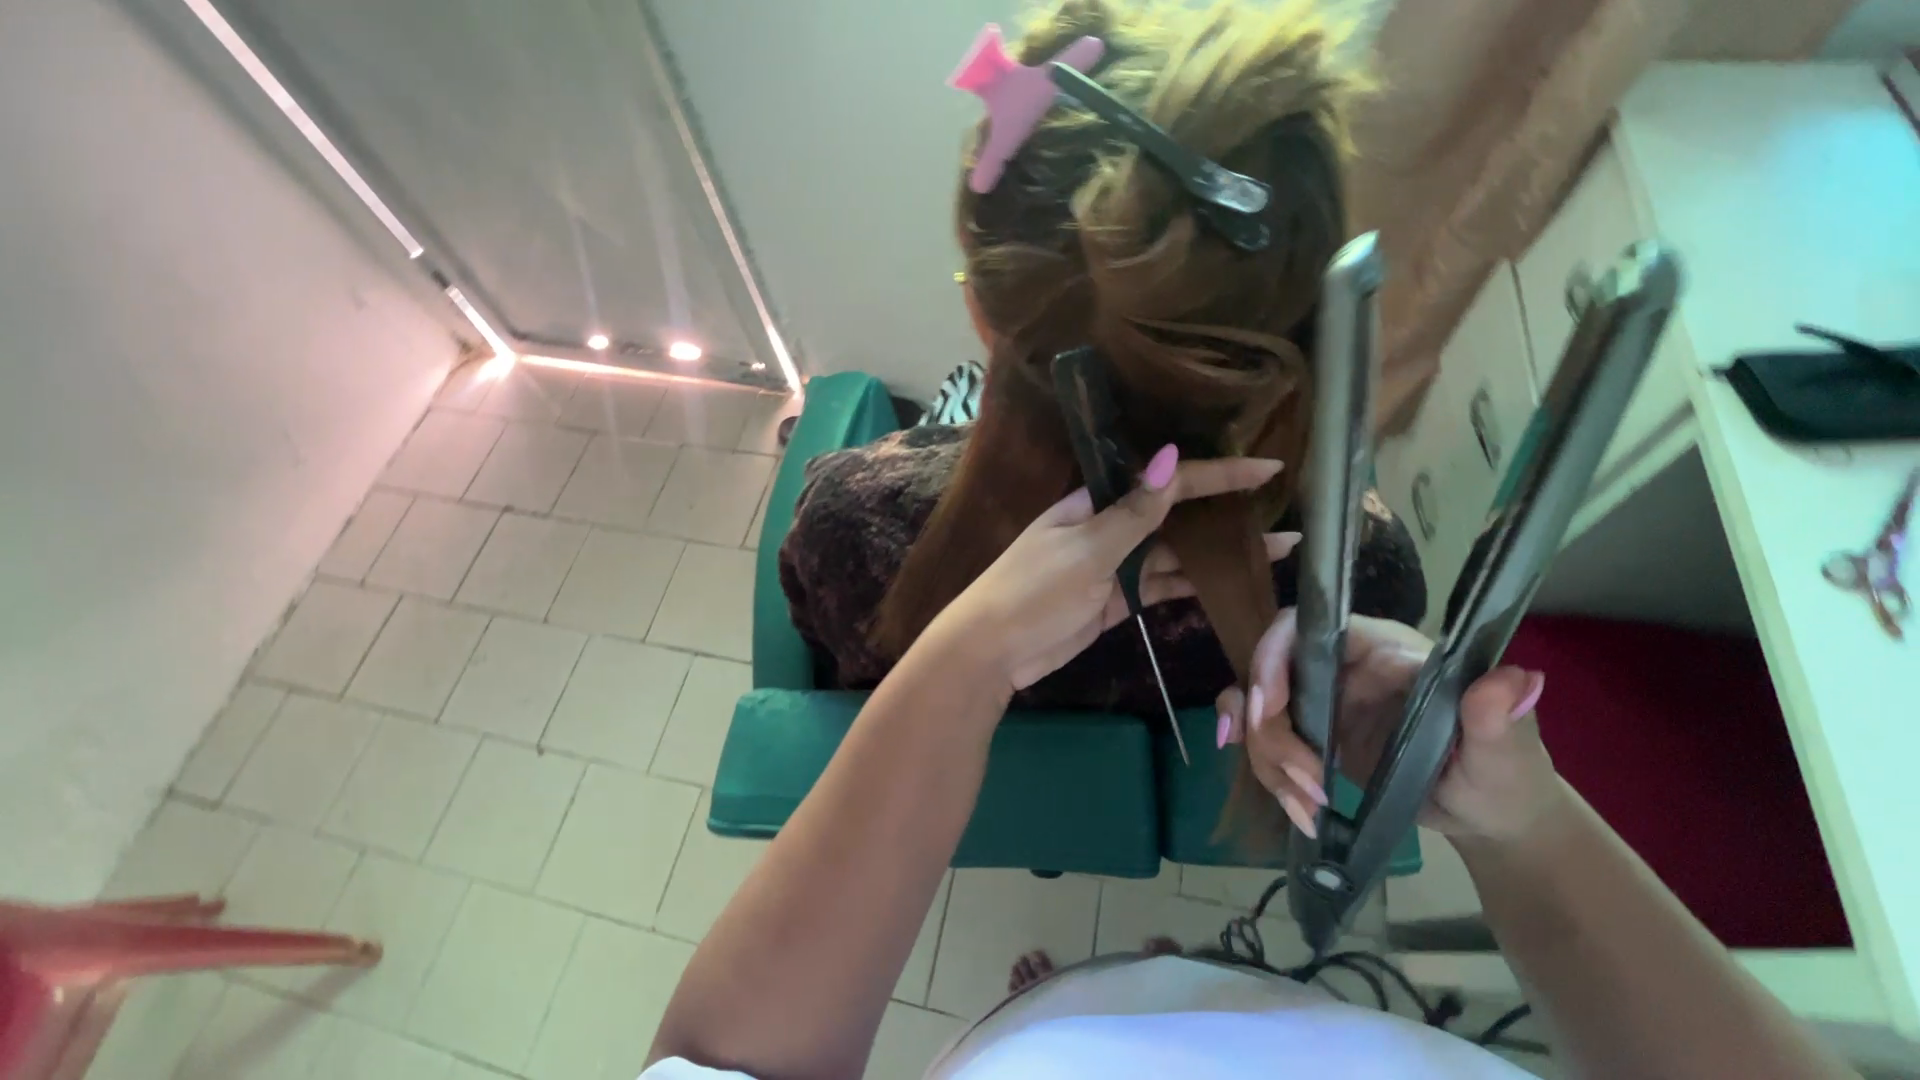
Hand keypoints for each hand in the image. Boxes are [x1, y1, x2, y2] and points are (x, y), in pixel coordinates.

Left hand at [925, 445, 1292, 694]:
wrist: (991, 650)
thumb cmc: (1031, 591)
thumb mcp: (1084, 550)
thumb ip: (1133, 514)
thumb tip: (1170, 459)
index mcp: (1097, 504)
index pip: (1167, 481)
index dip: (1218, 474)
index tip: (1267, 469)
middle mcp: (1110, 528)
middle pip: (1177, 517)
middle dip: (1227, 515)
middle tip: (1284, 517)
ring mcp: (1115, 567)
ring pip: (1176, 554)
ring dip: (1219, 554)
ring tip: (1276, 552)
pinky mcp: (1117, 602)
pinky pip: (1163, 586)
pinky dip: (1194, 585)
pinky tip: (1231, 583)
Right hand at [1217, 609, 1563, 845]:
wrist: (1485, 817)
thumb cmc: (1504, 777)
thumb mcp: (1507, 754)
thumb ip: (1500, 718)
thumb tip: (1514, 678)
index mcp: (1383, 649)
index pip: (1307, 627)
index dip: (1274, 656)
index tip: (1268, 708)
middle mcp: (1343, 666)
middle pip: (1271, 674)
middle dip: (1270, 728)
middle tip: (1300, 778)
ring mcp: (1323, 701)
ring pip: (1261, 713)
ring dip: (1270, 759)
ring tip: (1309, 809)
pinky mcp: (1311, 735)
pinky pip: (1265, 739)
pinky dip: (1265, 768)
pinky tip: (1289, 803)